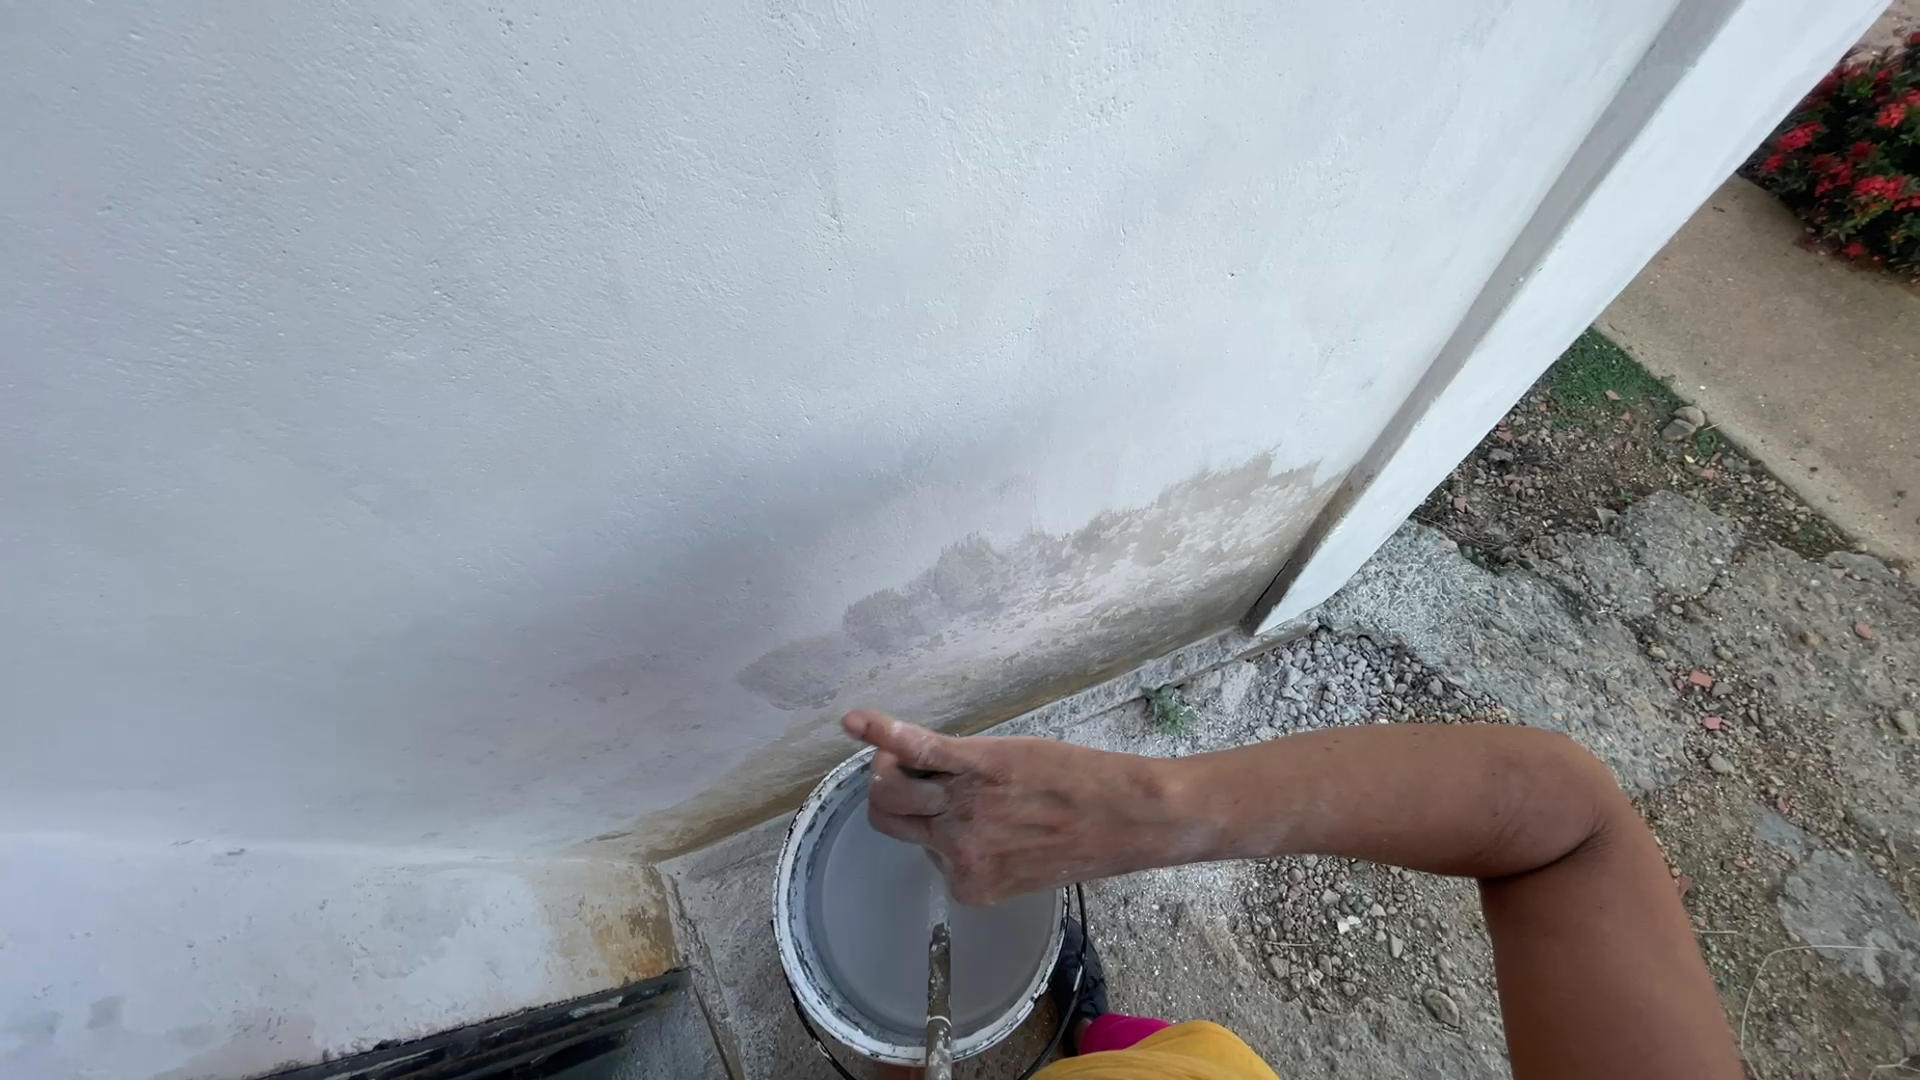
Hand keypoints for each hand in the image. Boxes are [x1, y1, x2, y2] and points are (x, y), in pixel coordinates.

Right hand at [840, 709, 1194, 904]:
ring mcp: (961, 805)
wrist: (1128, 813)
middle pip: (887, 817)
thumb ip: (986, 853)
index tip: (956, 804)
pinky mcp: (975, 763)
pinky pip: (914, 749)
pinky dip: (880, 732)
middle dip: (889, 793)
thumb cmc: (1088, 835)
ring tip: (905, 749)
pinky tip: (855, 721)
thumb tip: (960, 826)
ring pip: (888, 789)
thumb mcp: (1028, 863)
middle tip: (911, 770)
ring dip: (885, 766)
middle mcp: (954, 847)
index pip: (918, 847)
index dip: (932, 820)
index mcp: (967, 878)